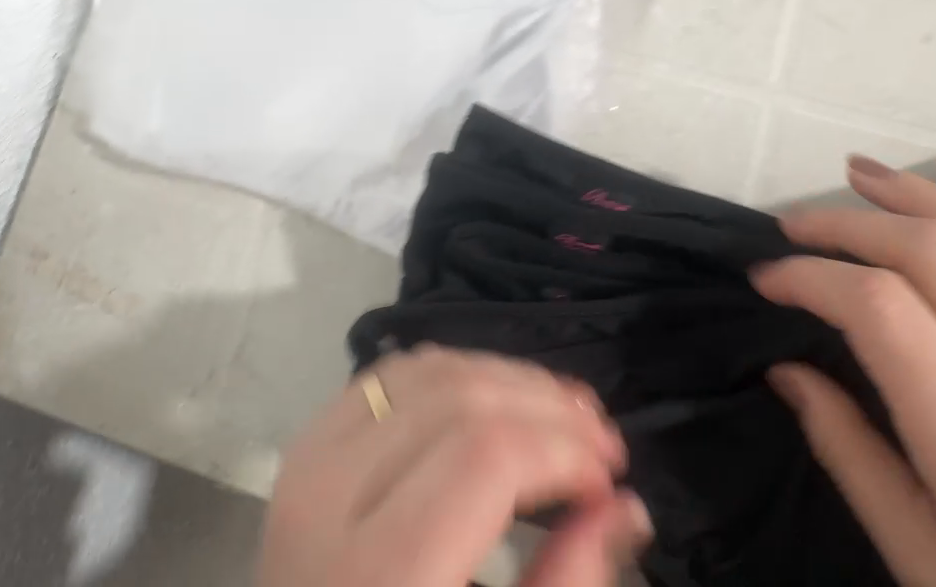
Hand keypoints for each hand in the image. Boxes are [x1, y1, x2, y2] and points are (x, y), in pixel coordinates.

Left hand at [257, 345, 650, 586]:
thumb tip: (627, 506)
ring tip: (566, 413)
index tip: (610, 479)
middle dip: (548, 408)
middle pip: (459, 400)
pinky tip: (501, 397)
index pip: (485, 455)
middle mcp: (328, 495)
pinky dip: (459, 371)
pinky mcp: (309, 442)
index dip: (563, 449)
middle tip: (603, 443)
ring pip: (429, 371)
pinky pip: (394, 374)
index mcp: (377, 569)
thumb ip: (563, 583)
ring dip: (510, 379)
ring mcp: (309, 457)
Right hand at [752, 157, 935, 586]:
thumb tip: (787, 371)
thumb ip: (851, 456)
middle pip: (934, 250)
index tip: (765, 278)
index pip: (877, 307)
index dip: (809, 275)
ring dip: (926, 193)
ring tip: (865, 176)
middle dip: (850, 221)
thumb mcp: (924, 563)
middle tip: (794, 222)